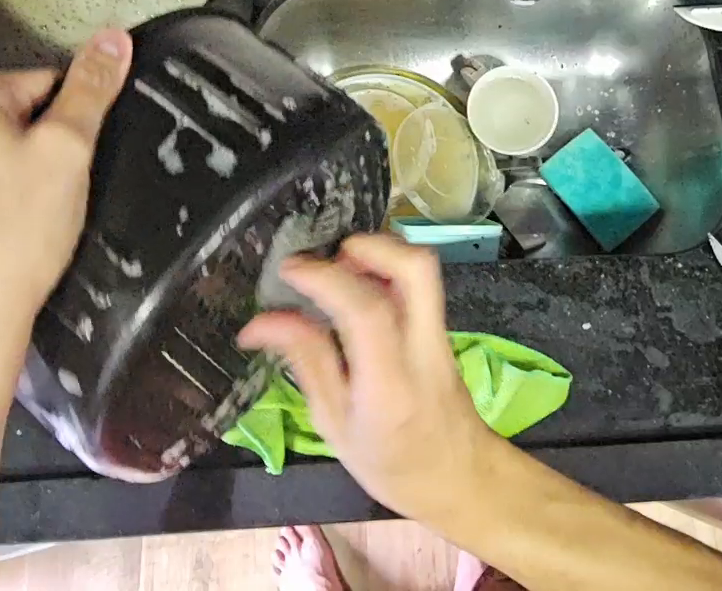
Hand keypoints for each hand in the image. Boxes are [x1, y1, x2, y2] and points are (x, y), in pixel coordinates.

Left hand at [0, 29, 132, 374]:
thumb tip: (115, 37)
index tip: (69, 163)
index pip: (41, 84)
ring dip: (3, 173)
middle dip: (32, 146)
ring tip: (21, 219)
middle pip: (5, 116)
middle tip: (49, 194)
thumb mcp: (69, 151)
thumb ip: (92, 89)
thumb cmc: (16, 234)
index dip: (68, 122)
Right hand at [237, 235, 504, 522]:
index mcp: (390, 385)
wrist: (460, 476)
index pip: (366, 311)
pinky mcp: (442, 323)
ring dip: (378, 250)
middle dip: (369, 245)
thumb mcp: (334, 424)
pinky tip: (358, 281)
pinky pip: (418, 279)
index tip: (288, 268)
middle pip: (415, 269)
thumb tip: (261, 321)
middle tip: (328, 257)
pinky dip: (386, 265)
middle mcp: (423, 348)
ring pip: (422, 267)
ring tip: (339, 266)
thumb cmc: (390, 463)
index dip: (325, 278)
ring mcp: (440, 331)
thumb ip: (306, 362)